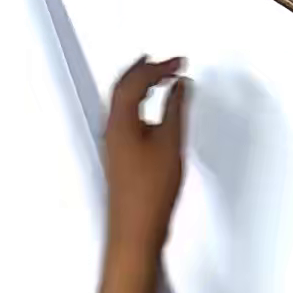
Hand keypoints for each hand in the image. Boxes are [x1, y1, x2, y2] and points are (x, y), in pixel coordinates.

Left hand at [103, 57, 188, 251]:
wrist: (135, 232)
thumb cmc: (150, 194)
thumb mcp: (171, 143)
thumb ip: (176, 108)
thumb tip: (180, 85)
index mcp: (121, 119)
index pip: (137, 79)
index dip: (160, 65)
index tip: (179, 60)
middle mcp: (112, 126)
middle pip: (124, 85)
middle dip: (146, 68)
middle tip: (167, 60)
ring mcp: (114, 140)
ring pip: (123, 99)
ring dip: (141, 82)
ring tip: (159, 73)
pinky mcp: (120, 153)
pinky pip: (126, 113)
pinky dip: (140, 99)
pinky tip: (153, 106)